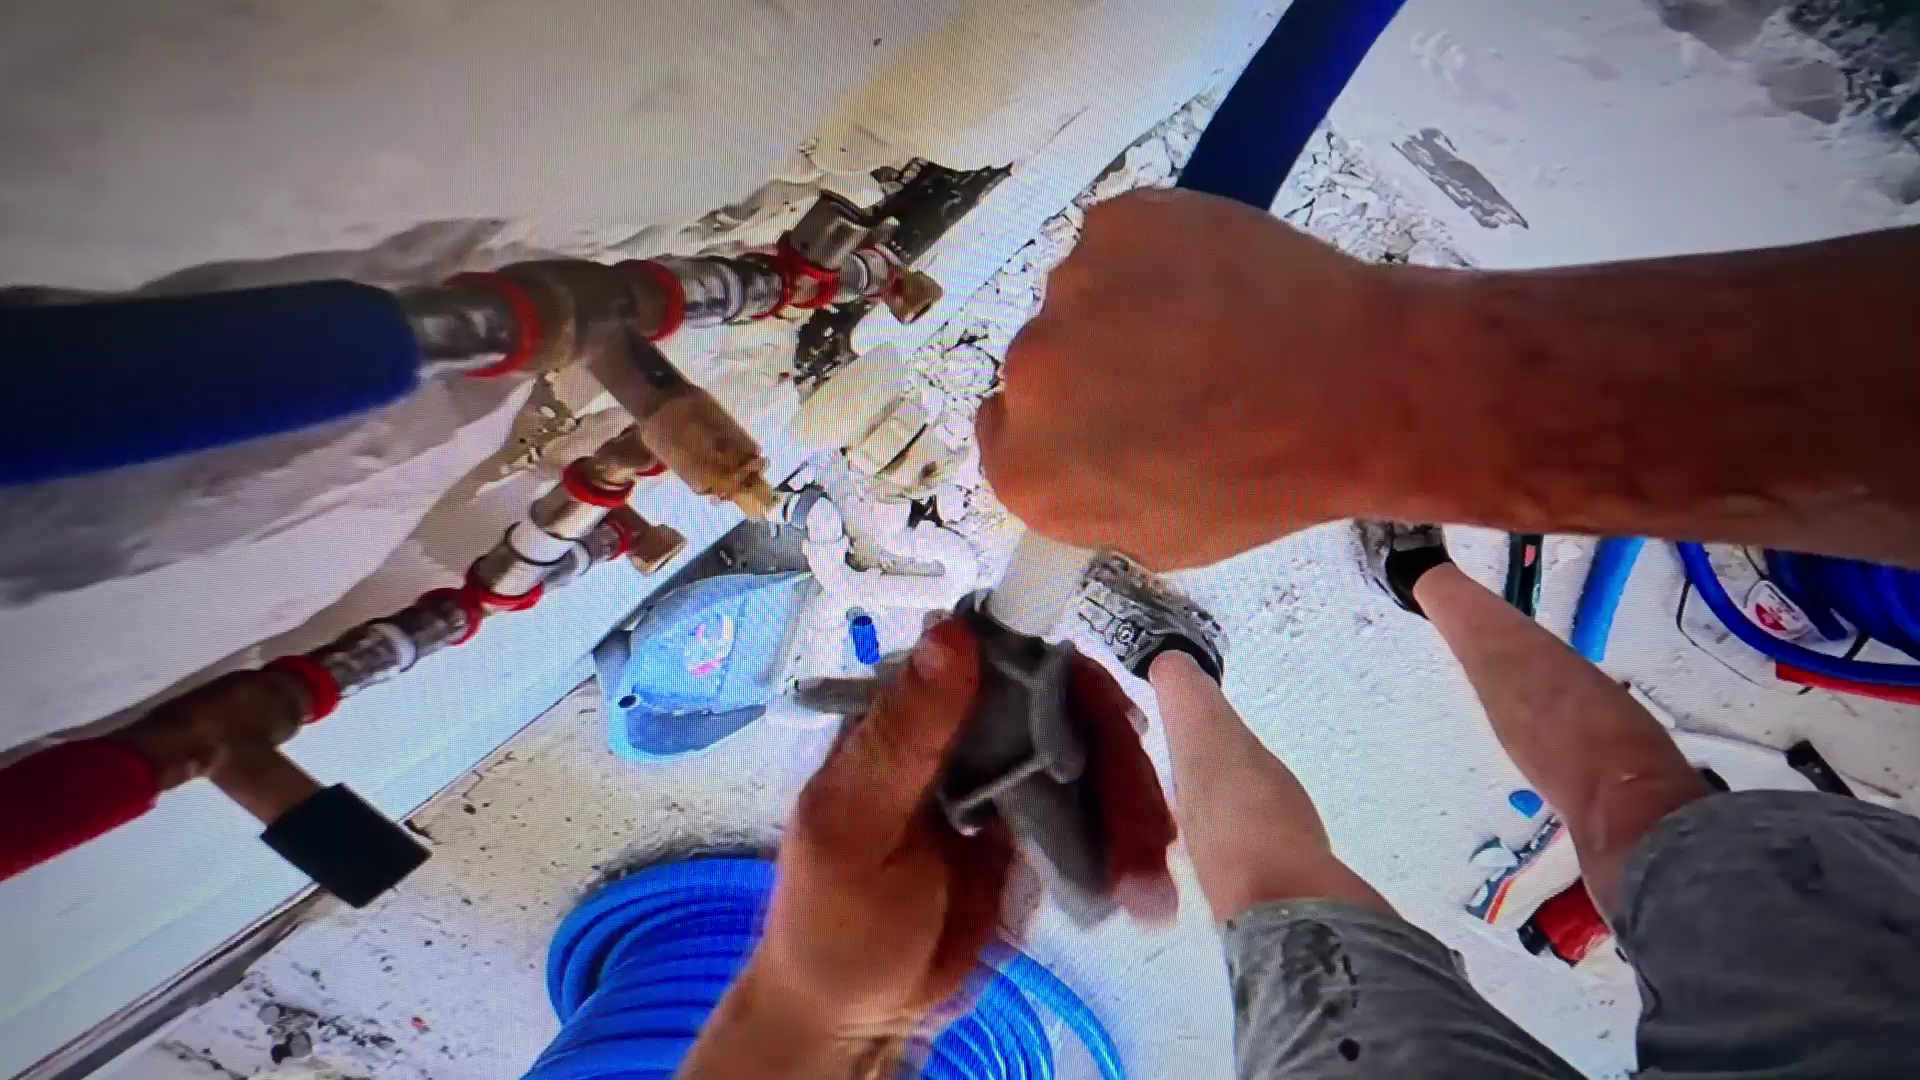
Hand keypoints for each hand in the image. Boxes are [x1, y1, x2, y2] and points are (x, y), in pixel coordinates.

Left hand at [684, 618, 1176, 1076]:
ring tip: (1146, 884)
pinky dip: (1127, 843)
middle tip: (1146, 836)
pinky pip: (1096, 817)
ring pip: (1092, 763)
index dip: (1066, 678)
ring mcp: (1009, 780)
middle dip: (1116, 764)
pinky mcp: (1038, 831)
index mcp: (919, 710)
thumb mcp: (853, 822)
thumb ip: (904, 732)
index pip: (1005, 658)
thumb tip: (952, 632)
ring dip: (1131, 811)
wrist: (855, 1015)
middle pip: (1067, 711)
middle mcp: (969, 730)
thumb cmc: (833, 918)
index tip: (1111, 719)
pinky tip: (1144, 886)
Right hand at [976, 189, 1416, 568]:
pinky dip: (1152, 257)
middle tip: (1165, 376)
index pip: (1001, 435)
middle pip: (1035, 366)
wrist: (1357, 389)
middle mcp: (1028, 380)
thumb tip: (1074, 466)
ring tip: (1203, 330)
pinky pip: (1117, 244)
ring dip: (1120, 311)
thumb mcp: (1161, 540)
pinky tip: (1211, 284)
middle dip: (1087, 372)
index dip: (1053, 427)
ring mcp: (1069, 293)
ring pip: (1079, 301)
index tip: (1096, 417)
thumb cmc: (1262, 483)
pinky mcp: (1117, 225)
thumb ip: (1087, 506)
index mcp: (1029, 471)